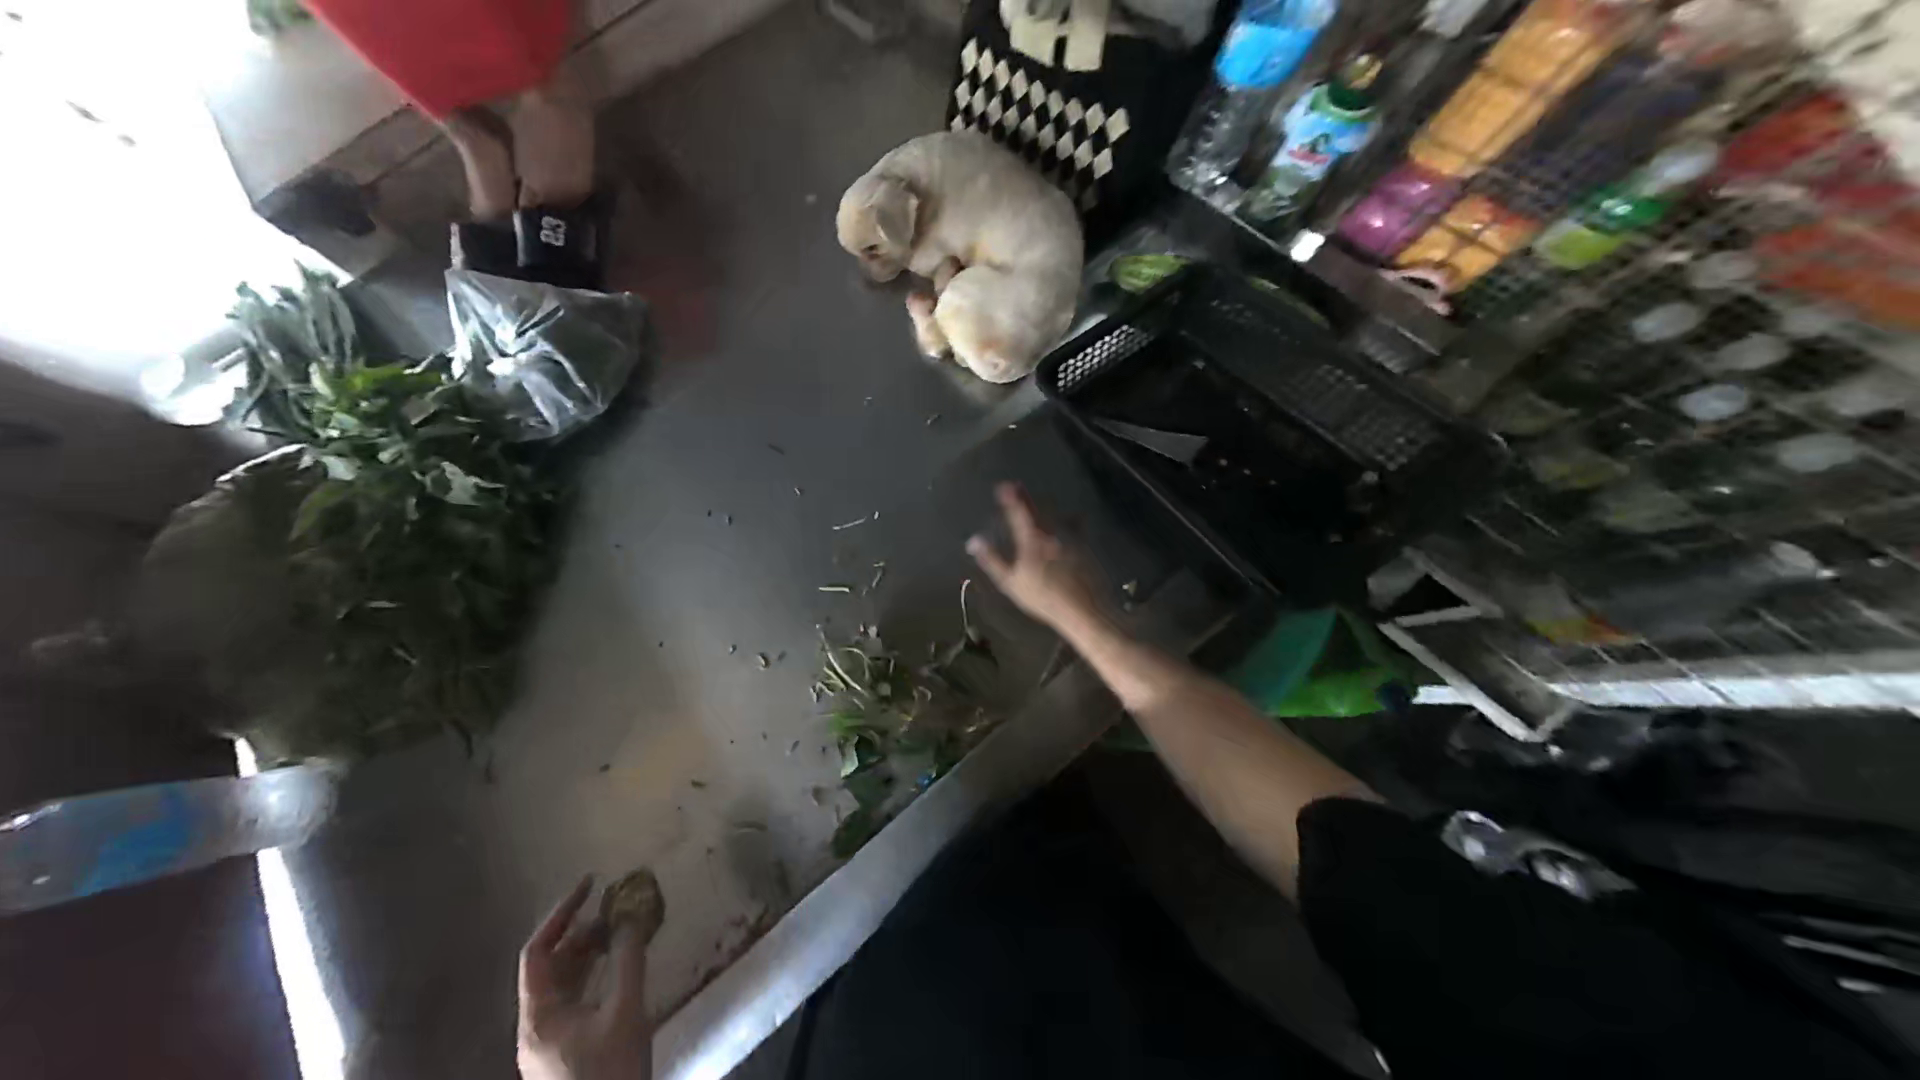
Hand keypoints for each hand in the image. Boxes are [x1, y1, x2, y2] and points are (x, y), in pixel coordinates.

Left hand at [517, 877, 652, 1079]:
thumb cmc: (610, 1072)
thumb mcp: (625, 1011)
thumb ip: (628, 959)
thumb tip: (631, 916)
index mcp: (538, 1017)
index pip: (538, 952)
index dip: (562, 913)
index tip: (591, 885)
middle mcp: (535, 1027)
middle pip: (550, 966)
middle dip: (581, 931)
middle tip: (616, 908)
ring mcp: (549, 1042)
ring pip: (564, 983)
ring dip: (590, 952)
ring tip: (621, 929)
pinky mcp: (567, 1051)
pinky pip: (576, 999)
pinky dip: (595, 974)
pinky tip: (620, 966)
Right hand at [967, 482, 1107, 633]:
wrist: (1084, 609)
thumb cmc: (1043, 598)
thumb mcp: (1010, 582)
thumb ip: (992, 559)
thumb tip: (974, 541)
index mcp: (1032, 538)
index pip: (1019, 510)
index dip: (1011, 496)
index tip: (1004, 485)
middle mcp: (1053, 531)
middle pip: (1038, 509)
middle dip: (1026, 499)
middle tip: (1017, 491)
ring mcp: (1072, 537)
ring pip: (1056, 516)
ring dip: (1045, 510)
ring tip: (1037, 508)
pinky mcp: (1086, 546)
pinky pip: (1073, 527)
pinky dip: (1064, 522)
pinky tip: (1063, 527)